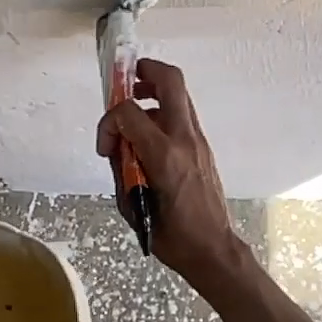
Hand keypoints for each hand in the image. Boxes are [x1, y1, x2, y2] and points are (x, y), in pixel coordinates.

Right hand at [95, 57, 245, 285]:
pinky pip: (182, 114)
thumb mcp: (133, 209)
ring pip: (179, 94)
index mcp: (165, 156)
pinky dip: (163, 111)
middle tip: (127, 80)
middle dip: (146, 70)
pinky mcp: (203, 145)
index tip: (106, 144)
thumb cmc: (173, 238)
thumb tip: (117, 149)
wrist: (214, 251)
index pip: (130, 113)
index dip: (110, 122)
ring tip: (135, 109)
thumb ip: (122, 172)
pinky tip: (149, 136)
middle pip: (170, 81)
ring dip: (155, 91)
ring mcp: (198, 139)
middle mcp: (185, 139)